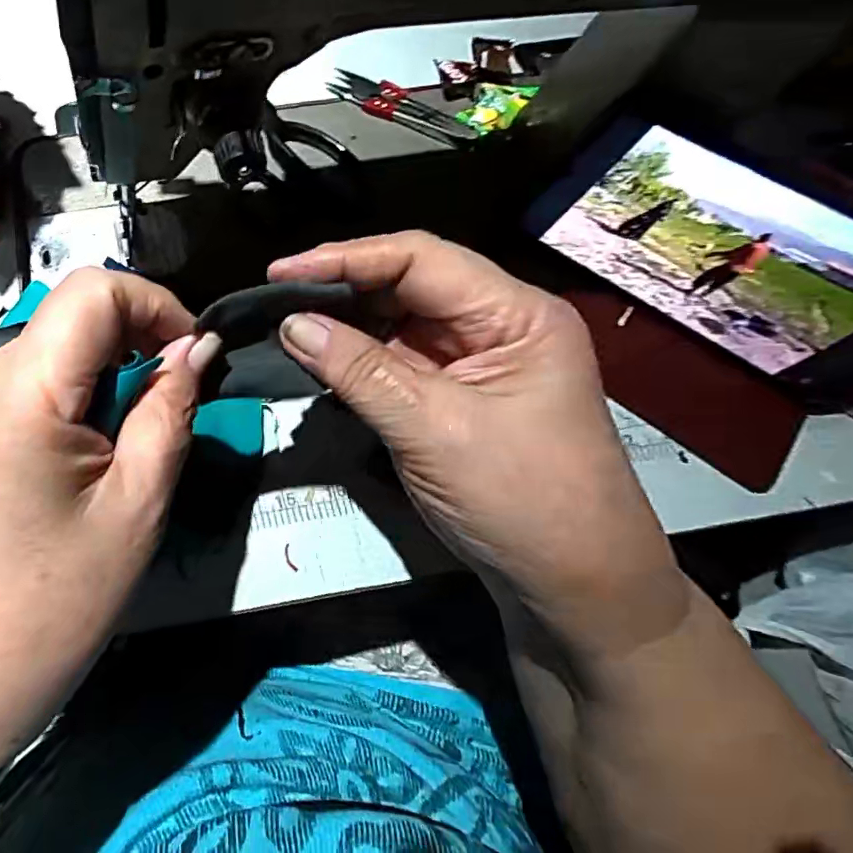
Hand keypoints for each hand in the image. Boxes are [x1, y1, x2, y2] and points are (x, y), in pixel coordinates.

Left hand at [0, 269, 219, 782]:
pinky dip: (94, 376)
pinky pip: (49, 362)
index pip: (94, 291)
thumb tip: (200, 344)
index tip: (193, 355)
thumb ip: (171, 406)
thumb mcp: (141, 499)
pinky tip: (110, 427)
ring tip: (148, 415)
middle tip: (180, 388)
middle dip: (143, 328)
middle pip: (79, 305)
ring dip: (121, 355)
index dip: (156, 304)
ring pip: (66, 330)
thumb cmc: (64, 593)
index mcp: (21, 395)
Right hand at [269, 232, 686, 652]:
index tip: (281, 271)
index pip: (421, 258)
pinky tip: (323, 360)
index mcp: (516, 313)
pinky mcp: (461, 397)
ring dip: (349, 325)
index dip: (347, 258)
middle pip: (411, 284)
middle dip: (344, 289)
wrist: (576, 593)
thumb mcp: (435, 431)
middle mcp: (499, 324)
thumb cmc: (523, 503)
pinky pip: (403, 363)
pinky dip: (363, 361)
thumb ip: (361, 371)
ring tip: (288, 325)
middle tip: (275, 298)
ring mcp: (480, 362)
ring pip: (402, 324)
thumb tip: (291, 323)